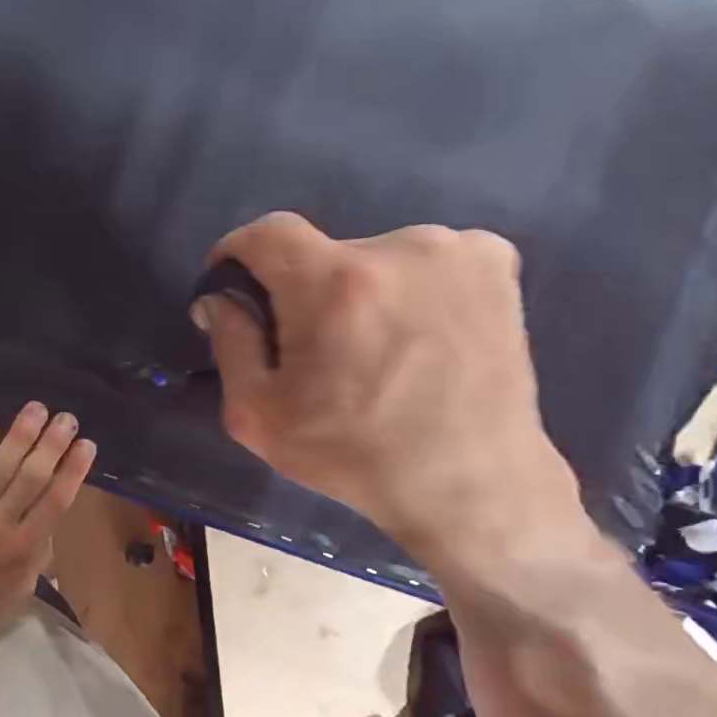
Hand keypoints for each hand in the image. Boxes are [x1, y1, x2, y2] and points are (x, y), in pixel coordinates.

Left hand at [0, 403, 95, 646]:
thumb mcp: (24, 584)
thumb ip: (40, 550)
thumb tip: (52, 518)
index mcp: (26, 546)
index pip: (56, 500)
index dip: (73, 470)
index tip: (86, 445)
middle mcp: (2, 525)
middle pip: (32, 477)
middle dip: (52, 444)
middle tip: (66, 418)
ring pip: (0, 468)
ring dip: (20, 436)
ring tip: (36, 409)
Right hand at [195, 212, 582, 560]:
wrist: (470, 483)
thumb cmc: (352, 455)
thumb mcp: (258, 415)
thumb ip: (230, 344)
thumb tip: (219, 299)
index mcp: (332, 284)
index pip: (265, 232)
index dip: (236, 256)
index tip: (234, 292)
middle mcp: (398, 247)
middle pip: (320, 253)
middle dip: (302, 293)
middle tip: (314, 351)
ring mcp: (456, 249)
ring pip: (372, 258)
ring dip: (357, 292)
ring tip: (374, 350)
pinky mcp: (496, 263)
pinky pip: (424, 261)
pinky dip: (408, 288)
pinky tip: (419, 337)